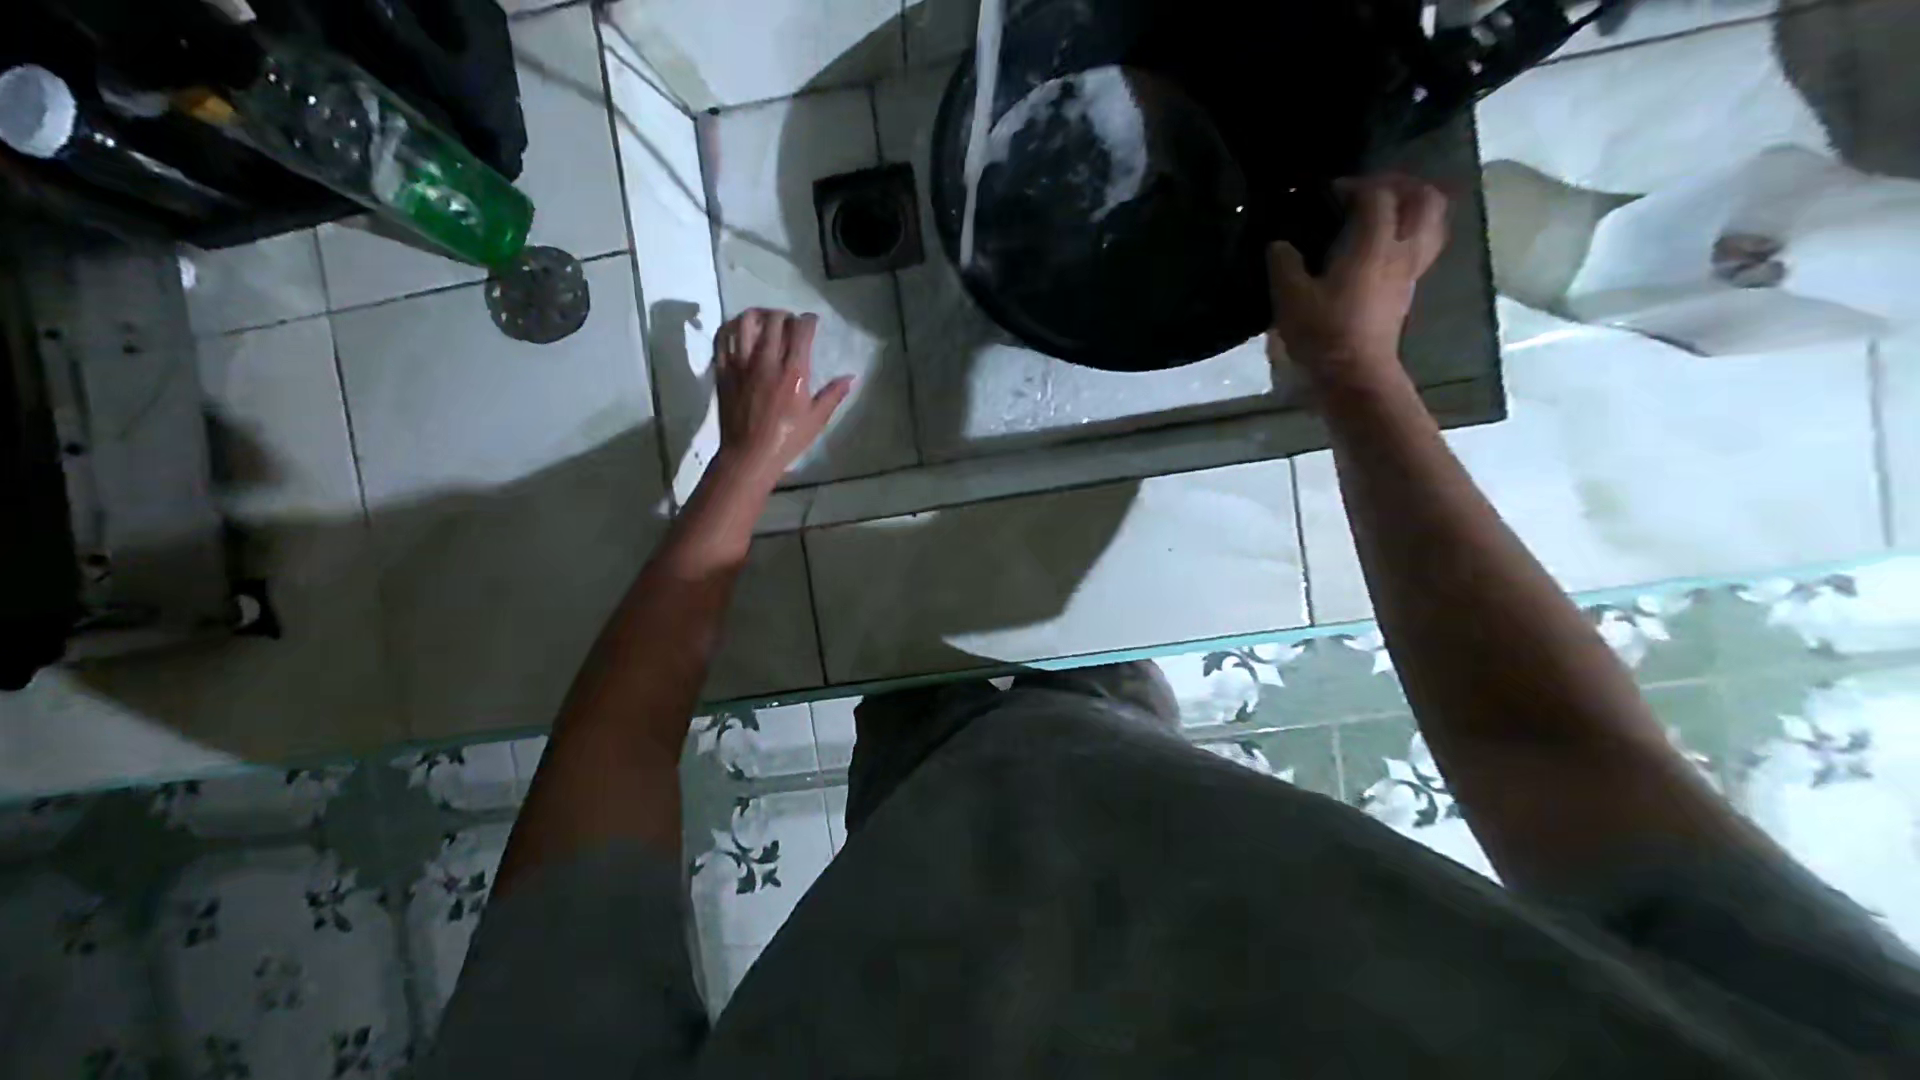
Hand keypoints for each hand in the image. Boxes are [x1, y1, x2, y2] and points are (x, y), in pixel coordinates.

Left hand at [713, 308, 852, 487]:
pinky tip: (742, 330)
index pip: (801, 330)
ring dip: (759, 314)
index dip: (808, 320)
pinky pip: (724, 337)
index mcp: (793, 372)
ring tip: (766, 320)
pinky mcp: (724, 369)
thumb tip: (851, 377)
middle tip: (790, 323)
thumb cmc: (787, 440)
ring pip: (747, 321)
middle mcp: (766, 361)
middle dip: (786, 315)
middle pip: (774, 319)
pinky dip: (734, 326)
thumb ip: (833, 394)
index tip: (812, 322)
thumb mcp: (817, 419)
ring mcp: (741, 363)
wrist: (749, 455)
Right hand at [1267, 173, 1448, 386]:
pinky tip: (1386, 243)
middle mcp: (1402, 250)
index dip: (1354, 185)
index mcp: (1374, 245)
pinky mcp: (1408, 290)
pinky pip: (1425, 245)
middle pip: (1423, 198)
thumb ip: (1284, 264)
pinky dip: (1413, 231)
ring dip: (1415, 205)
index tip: (1328, 192)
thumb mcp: (1290, 299)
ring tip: (1387, 209)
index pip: (1377, 196)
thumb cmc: (1323, 334)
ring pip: (1433, 221)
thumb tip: (1279, 244)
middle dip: (1399, 185)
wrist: (1354, 374)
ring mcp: (1411, 271)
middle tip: (1370, 189)